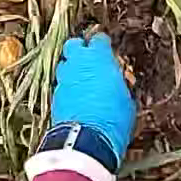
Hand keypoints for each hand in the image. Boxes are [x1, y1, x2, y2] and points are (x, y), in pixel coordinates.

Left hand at [49, 35, 134, 160]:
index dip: (102, 44)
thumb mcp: (126, 99)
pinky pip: (60, 85)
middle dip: (80, 49)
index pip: (98, 39)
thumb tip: (117, 83)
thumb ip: (119, 84)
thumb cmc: (113, 118)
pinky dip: (67, 88)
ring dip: (71, 69)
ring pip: (63, 64)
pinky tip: (75, 97)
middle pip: (73, 44)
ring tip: (82, 79)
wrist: (86, 141)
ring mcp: (63, 80)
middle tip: (90, 59)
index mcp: (98, 58)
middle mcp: (77, 64)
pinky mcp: (54, 97)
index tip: (107, 50)